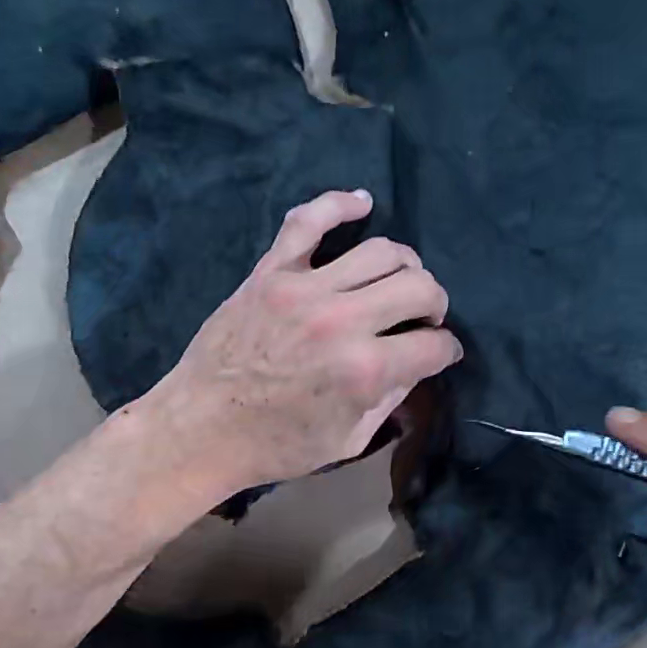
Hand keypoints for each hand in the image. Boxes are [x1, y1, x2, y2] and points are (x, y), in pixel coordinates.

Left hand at [128, 189, 461, 510]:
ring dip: (406, 266)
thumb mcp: (351, 438)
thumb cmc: (278, 444)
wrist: (199, 431)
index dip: (447, 350)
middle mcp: (342, 321)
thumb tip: (420, 360)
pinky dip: (339, 205)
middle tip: (424, 319)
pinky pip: (309, 221)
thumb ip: (394, 395)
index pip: (435, 344)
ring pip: (382, 251)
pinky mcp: (271, 272)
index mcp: (365, 371)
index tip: (442, 352)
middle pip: (420, 287)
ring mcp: (304, 289)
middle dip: (436, 304)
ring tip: (399, 282)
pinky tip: (363, 203)